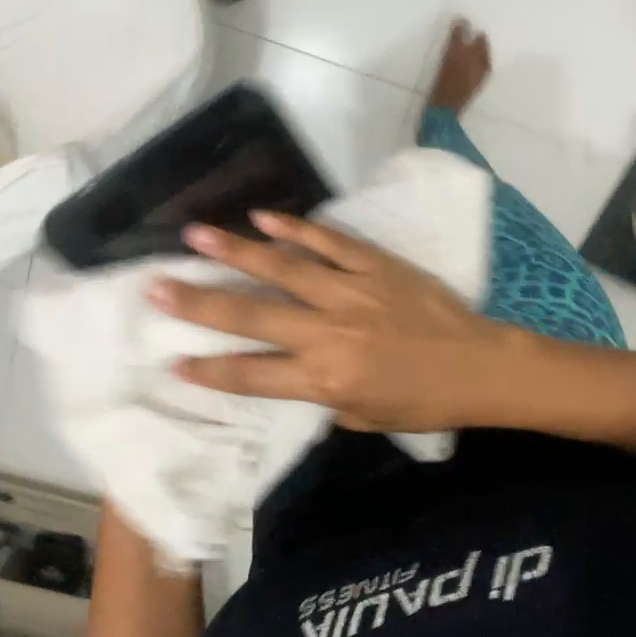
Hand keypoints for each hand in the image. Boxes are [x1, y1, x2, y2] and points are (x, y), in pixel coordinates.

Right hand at [145, 211, 512, 432]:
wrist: (481, 368)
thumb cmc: (424, 402)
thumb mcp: (364, 418)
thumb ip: (319, 397)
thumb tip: (285, 374)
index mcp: (327, 381)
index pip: (253, 376)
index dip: (208, 370)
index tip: (170, 360)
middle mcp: (330, 334)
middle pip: (252, 317)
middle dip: (198, 303)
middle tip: (154, 286)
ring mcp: (353, 293)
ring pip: (283, 269)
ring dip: (235, 251)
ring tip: (194, 235)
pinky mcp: (376, 265)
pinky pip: (329, 243)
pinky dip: (295, 229)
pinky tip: (262, 218)